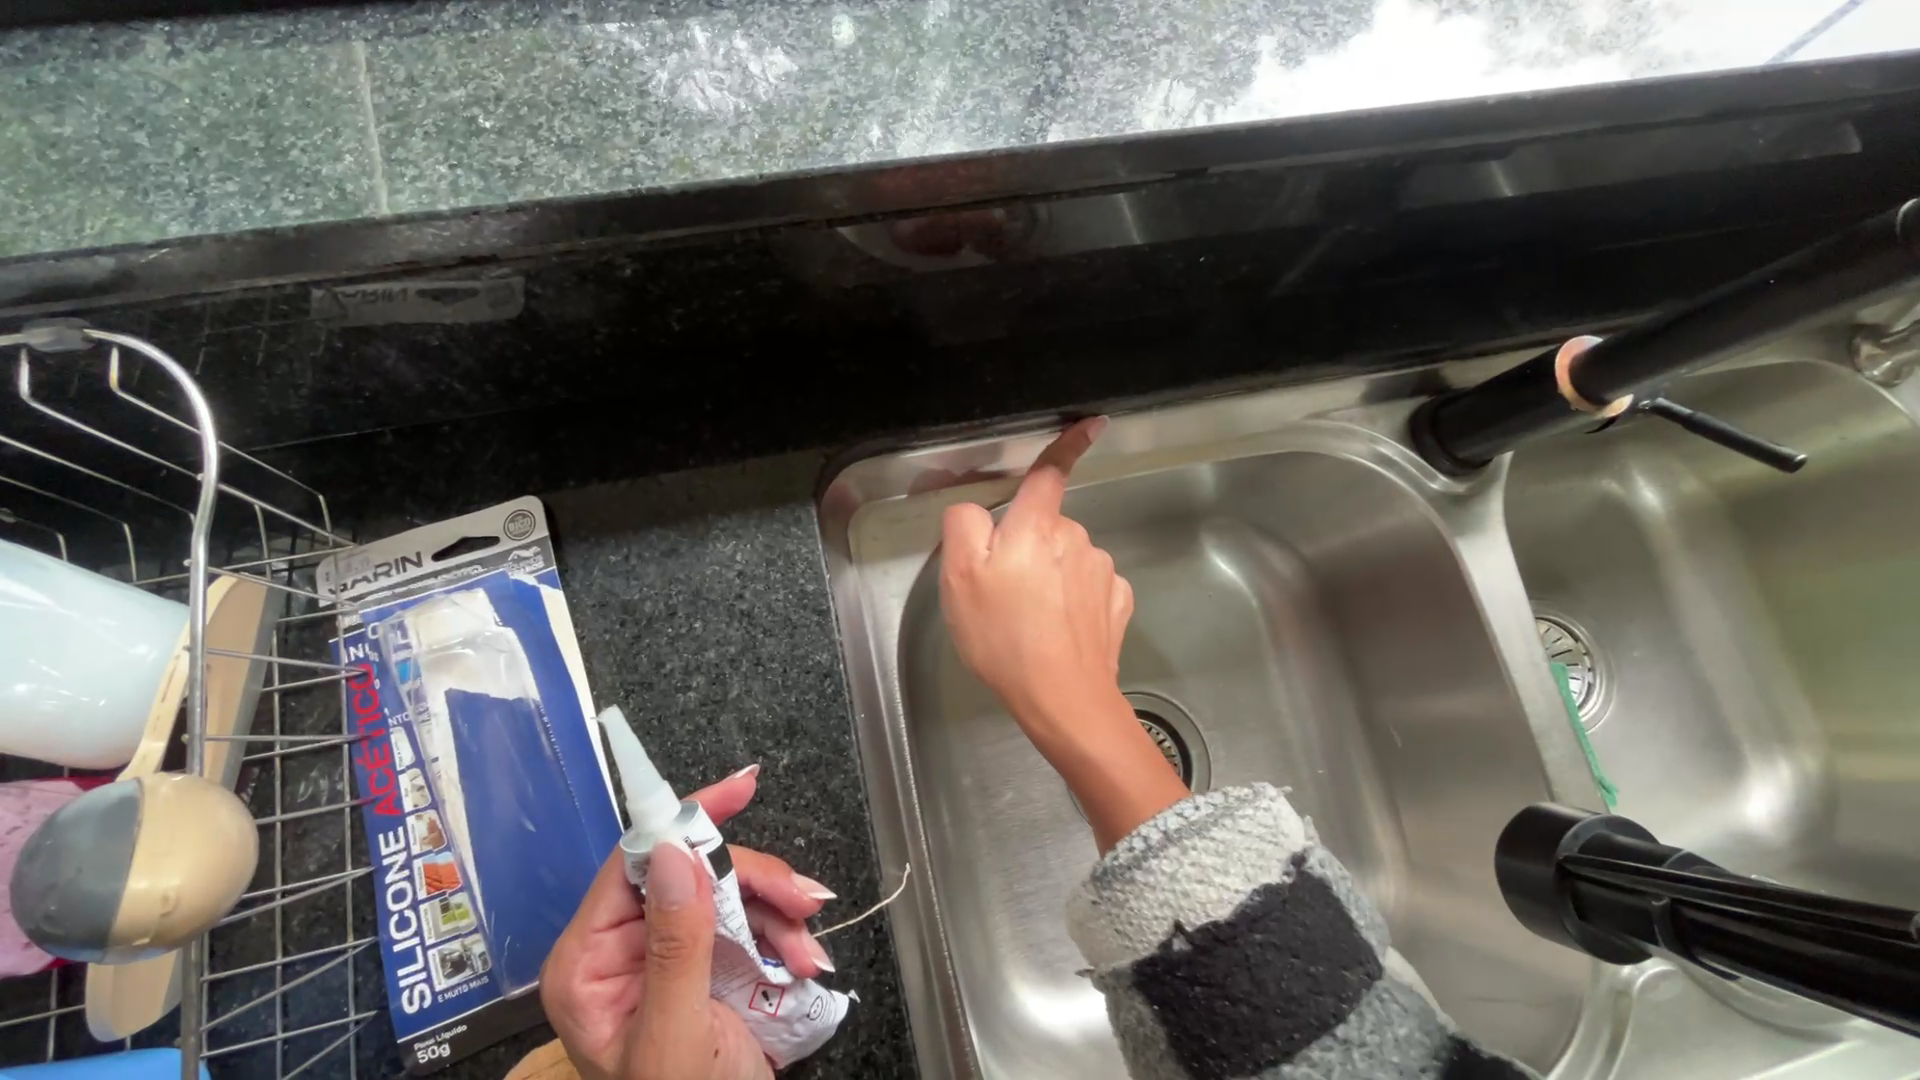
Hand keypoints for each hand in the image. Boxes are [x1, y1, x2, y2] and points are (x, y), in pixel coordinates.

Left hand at [541, 769, 835, 1079]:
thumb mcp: (676, 1036)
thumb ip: (677, 946)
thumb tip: (680, 851)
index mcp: (590, 959)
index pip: (634, 862)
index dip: (686, 820)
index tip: (741, 788)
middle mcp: (625, 942)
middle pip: (696, 869)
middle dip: (756, 882)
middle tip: (804, 900)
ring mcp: (671, 946)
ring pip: (732, 887)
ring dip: (780, 911)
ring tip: (809, 953)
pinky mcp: (711, 955)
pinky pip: (753, 914)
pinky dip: (787, 931)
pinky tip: (806, 961)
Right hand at [940, 418, 1187, 849]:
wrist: (1062, 697)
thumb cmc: (1004, 637)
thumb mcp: (959, 578)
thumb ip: (964, 527)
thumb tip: (976, 509)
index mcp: (1037, 527)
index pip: (1050, 473)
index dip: (1068, 444)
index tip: (1092, 423)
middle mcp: (1076, 539)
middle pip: (1046, 526)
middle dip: (1026, 547)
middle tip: (1002, 593)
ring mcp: (1102, 571)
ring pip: (1067, 558)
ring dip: (1049, 577)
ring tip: (1029, 620)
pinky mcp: (1118, 603)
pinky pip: (1089, 588)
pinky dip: (1073, 601)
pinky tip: (1058, 629)